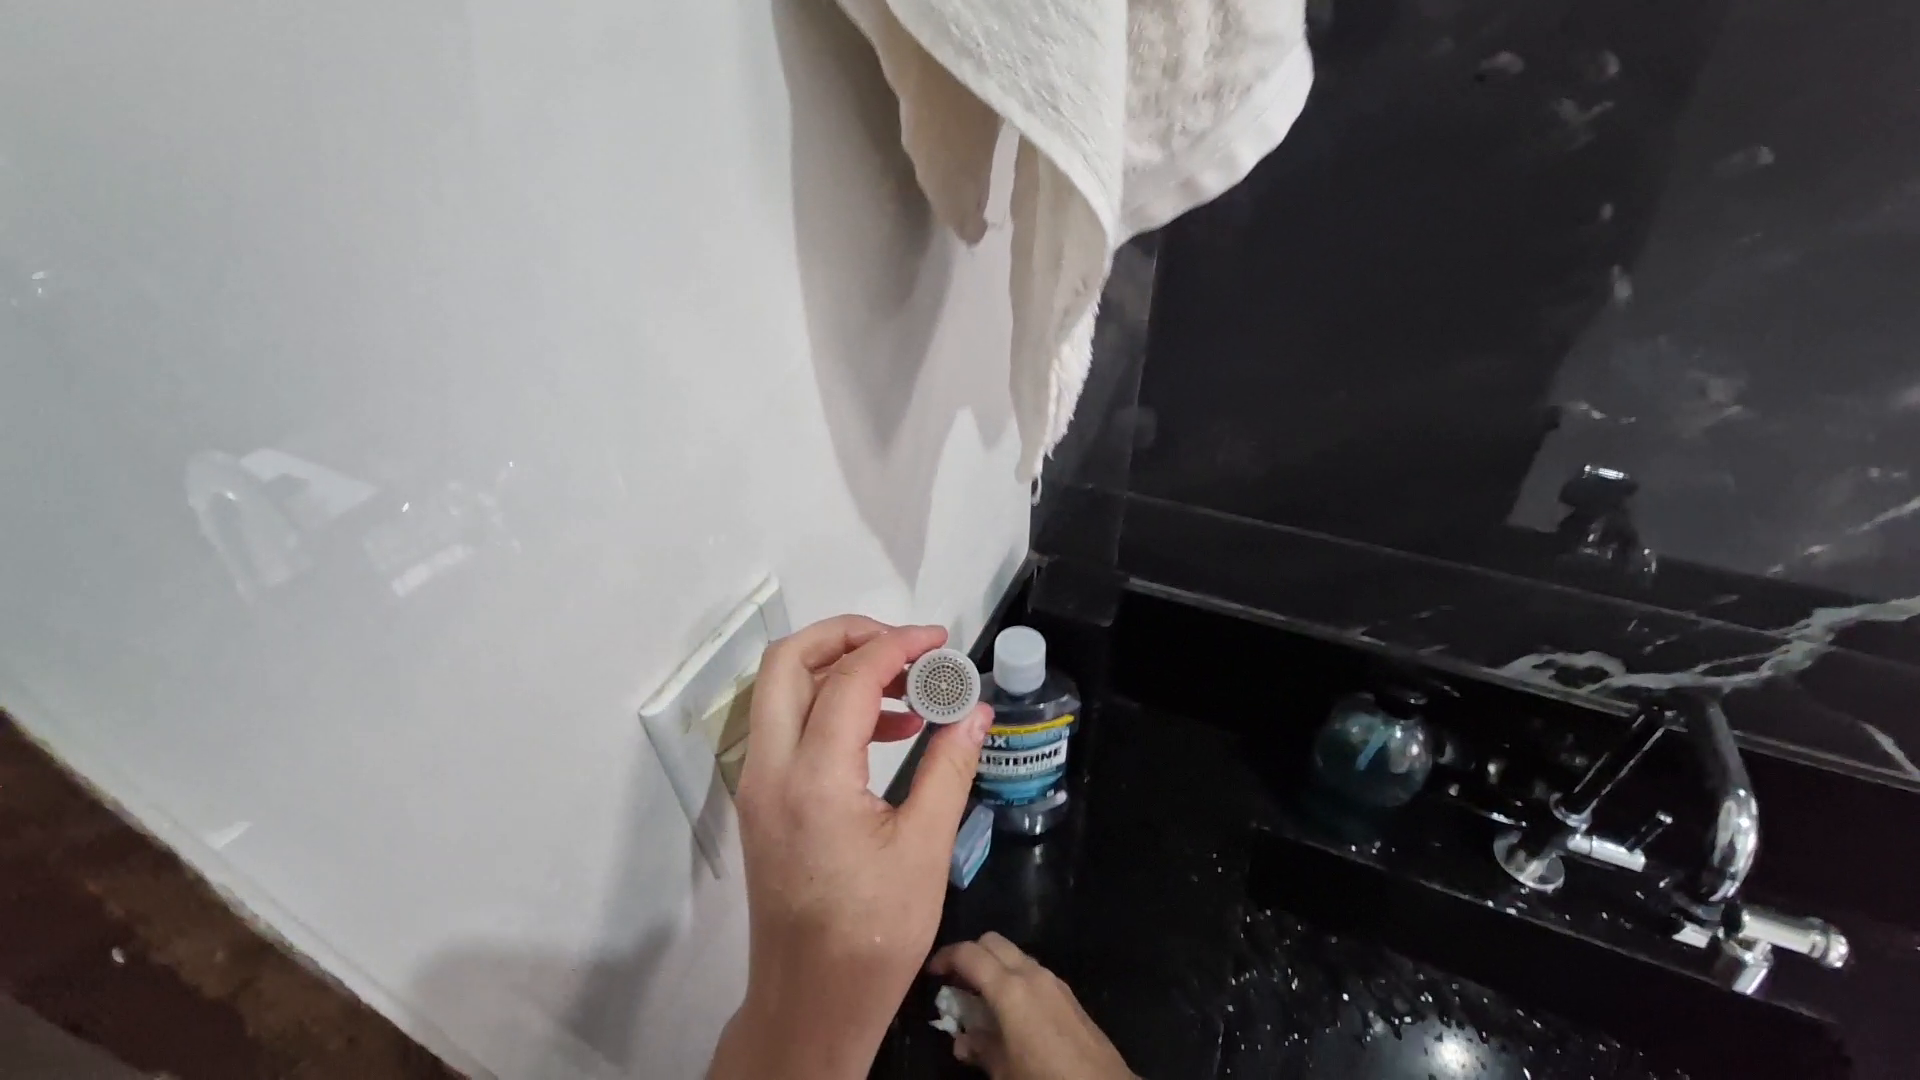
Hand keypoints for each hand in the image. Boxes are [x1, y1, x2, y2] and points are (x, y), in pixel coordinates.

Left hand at [708, 616, 992, 1079]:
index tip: (940, 642)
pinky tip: (888, 730)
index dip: (898, 646)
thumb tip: (975, 710)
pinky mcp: (763, 800)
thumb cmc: (873, 935)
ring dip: (839, 670)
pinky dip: (830, 707)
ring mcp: (759, 784)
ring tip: (908, 688)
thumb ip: (949, 766)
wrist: (811, 1004)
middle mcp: (771, 768)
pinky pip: (788, 726)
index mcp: (813, 778)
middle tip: (906, 647)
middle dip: (847, 635)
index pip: (850, 678)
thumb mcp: (924, 849)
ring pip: (782, 690)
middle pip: (787, 661)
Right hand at [929, 933, 1135, 1079]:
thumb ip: (980, 1048)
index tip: (931, 972)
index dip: (946, 957)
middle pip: (992, 941)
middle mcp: (1031, 973)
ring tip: (980, 998)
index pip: (969, 954)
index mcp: (1010, 989)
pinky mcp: (1067, 994)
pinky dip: (1013, 977)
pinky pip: (1032, 970)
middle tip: (955, 983)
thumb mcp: (1004, 1072)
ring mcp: (1052, 980)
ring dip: (993, 965)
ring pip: (1014, 954)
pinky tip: (1009, 1010)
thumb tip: (962, 1039)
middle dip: (970, 954)